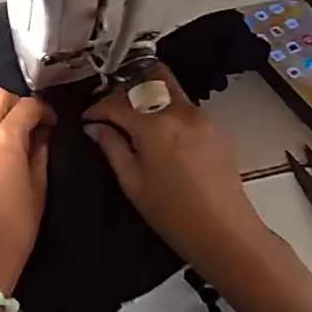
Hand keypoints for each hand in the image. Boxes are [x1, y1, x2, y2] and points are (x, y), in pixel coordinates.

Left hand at [0, 89, 53, 290]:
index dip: (43, 111)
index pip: (26, 106)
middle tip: (26, 125)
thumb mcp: (38, 187)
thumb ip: (39, 151)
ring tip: (3, 139)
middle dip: (14, 105)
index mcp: (5, 140)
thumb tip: (40, 133)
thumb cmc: (15, 227)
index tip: (49, 123)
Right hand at [84, 65, 275, 275]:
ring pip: (170, 90)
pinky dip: (167, 111)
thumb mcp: (132, 182)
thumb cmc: (171, 212)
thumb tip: (96, 127)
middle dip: (125, 91)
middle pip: (149, 79)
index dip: (97, 108)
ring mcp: (203, 117)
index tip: (87, 120)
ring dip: (148, 98)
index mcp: (155, 125)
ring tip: (133, 121)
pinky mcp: (216, 129)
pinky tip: (160, 135)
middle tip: (111, 111)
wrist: (224, 232)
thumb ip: (112, 147)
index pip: (117, 103)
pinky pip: (185, 108)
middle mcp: (180, 111)